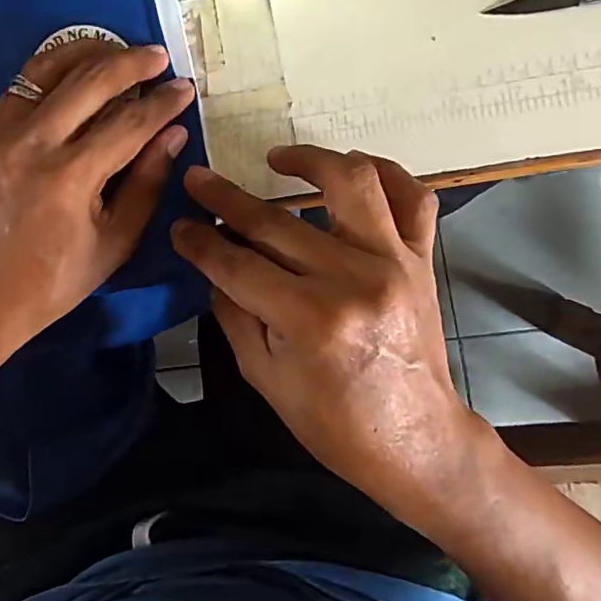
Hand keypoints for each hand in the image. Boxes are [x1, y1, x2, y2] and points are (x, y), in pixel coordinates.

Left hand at [0, 40, 194, 357]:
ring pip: (46, 70)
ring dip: (86, 52)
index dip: (162, 103)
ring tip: (116, 50)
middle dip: (131, 62)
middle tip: (158, 57)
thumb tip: (172, 133)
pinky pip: (19, 89)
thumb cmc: (56, 281)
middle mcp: (31, 145)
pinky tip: (73, 76)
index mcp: (69, 178)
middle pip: (89, 80)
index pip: (129, 122)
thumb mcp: (115, 242)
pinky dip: (51, 75)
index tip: (184, 88)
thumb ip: (147, 183)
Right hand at [169, 146, 483, 524]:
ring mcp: (395, 263)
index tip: (179, 223)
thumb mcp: (263, 376)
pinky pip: (411, 197)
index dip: (200, 242)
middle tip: (199, 180)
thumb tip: (213, 262)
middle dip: (226, 198)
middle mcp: (353, 279)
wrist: (415, 441)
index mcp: (309, 319)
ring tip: (277, 158)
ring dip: (309, 159)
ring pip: (351, 183)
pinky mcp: (421, 260)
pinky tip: (352, 168)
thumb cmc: (332, 421)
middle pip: (276, 223)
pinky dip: (384, 172)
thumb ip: (233, 311)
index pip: (237, 265)